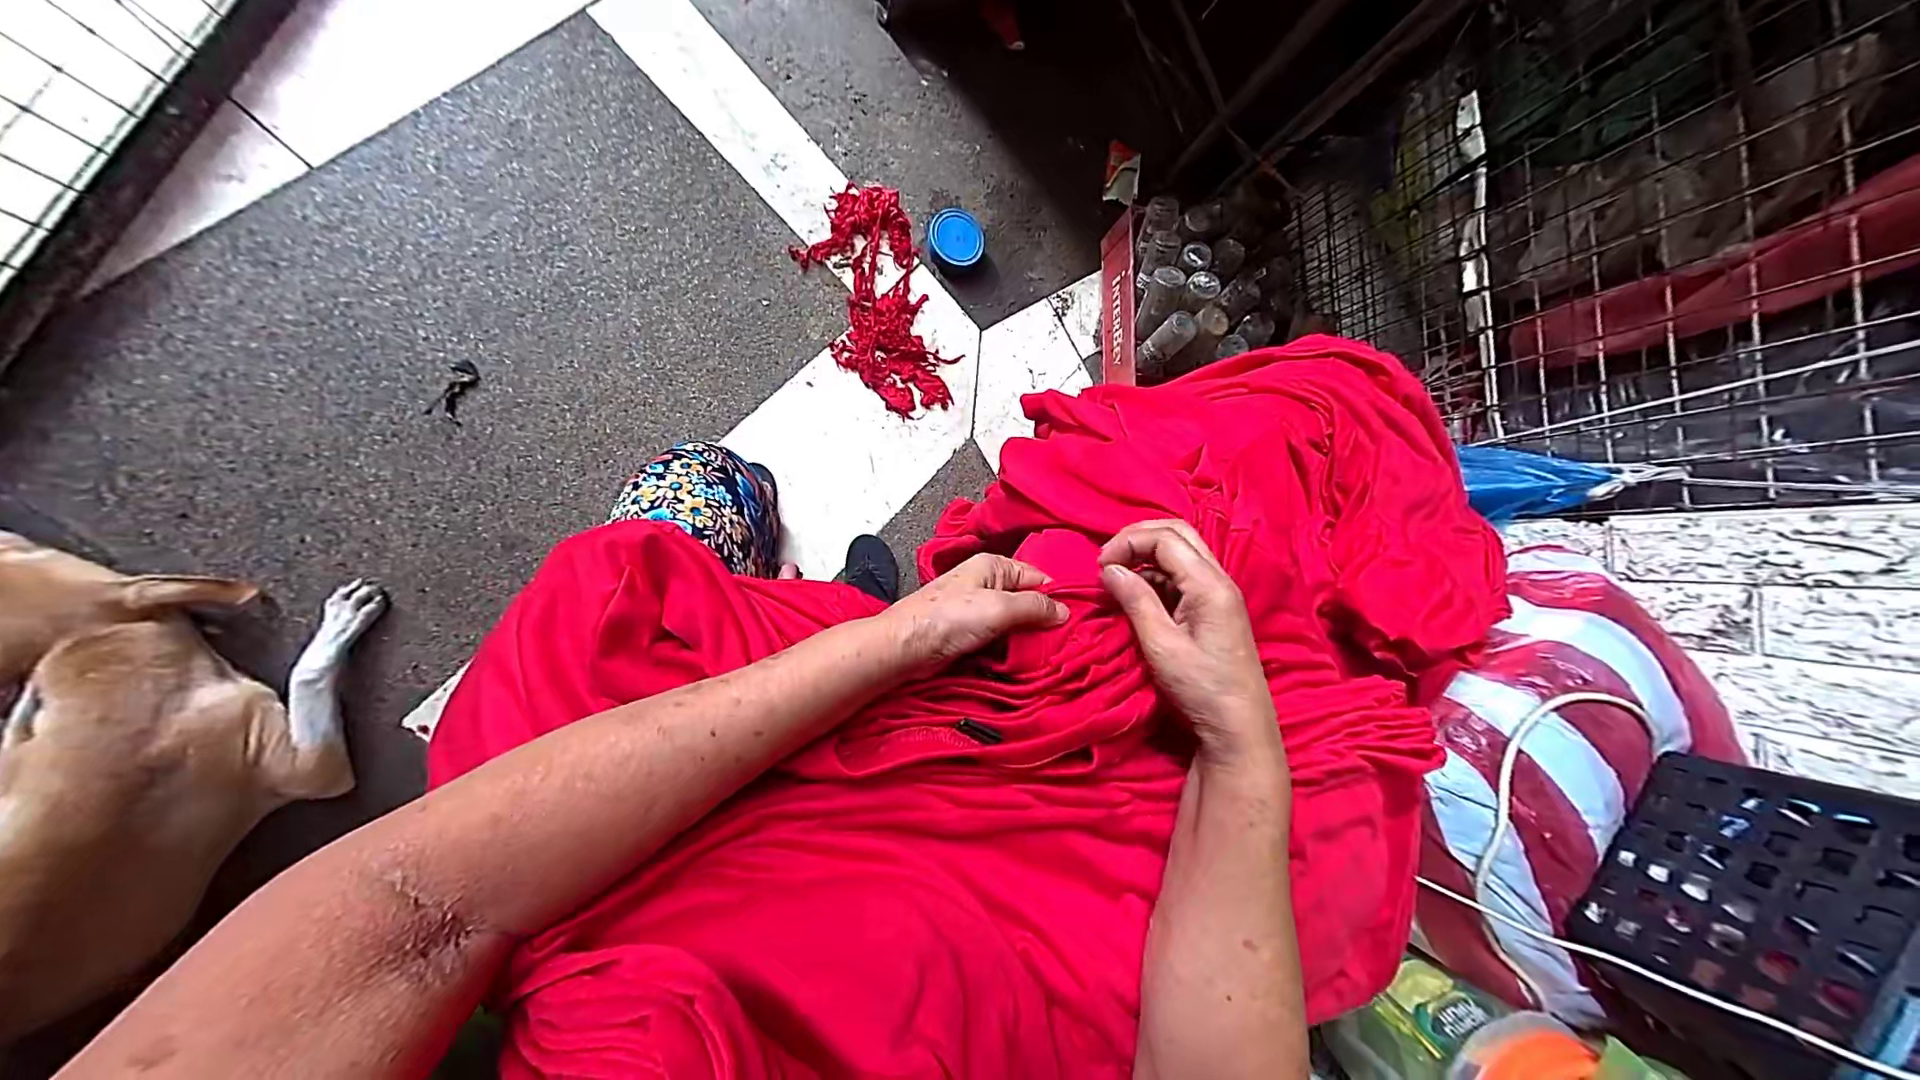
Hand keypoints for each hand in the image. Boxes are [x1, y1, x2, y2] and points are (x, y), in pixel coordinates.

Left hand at [880, 554, 1069, 674]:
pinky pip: (999, 639)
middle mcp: (986, 583)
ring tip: (1047, 654)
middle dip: (1042, 620)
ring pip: (1014, 623)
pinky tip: (1021, 662)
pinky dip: (1009, 649)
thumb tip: (1064, 611)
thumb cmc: (947, 619)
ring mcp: (977, 609)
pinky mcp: (969, 633)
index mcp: (993, 565)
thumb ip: (1034, 607)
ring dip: (1026, 638)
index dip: (1055, 597)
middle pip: (1026, 601)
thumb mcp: (999, 608)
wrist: (905, 647)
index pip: (1037, 577)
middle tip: (1064, 642)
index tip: (1075, 620)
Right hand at [1098, 520, 1279, 764]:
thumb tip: (1109, 569)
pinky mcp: (1213, 608)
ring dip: (1145, 554)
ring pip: (1180, 551)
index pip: (1166, 538)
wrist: (1239, 727)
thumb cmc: (1201, 689)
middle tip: (1107, 559)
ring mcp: (1218, 593)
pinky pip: (1181, 575)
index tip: (1099, 566)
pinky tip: (1135, 592)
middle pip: (1177, 533)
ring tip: (1116, 575)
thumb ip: (1136, 601)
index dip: (1128, 542)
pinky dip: (1154, 574)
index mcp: (1210, 585)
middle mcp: (1219, 580)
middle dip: (1137, 537)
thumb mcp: (1161, 645)